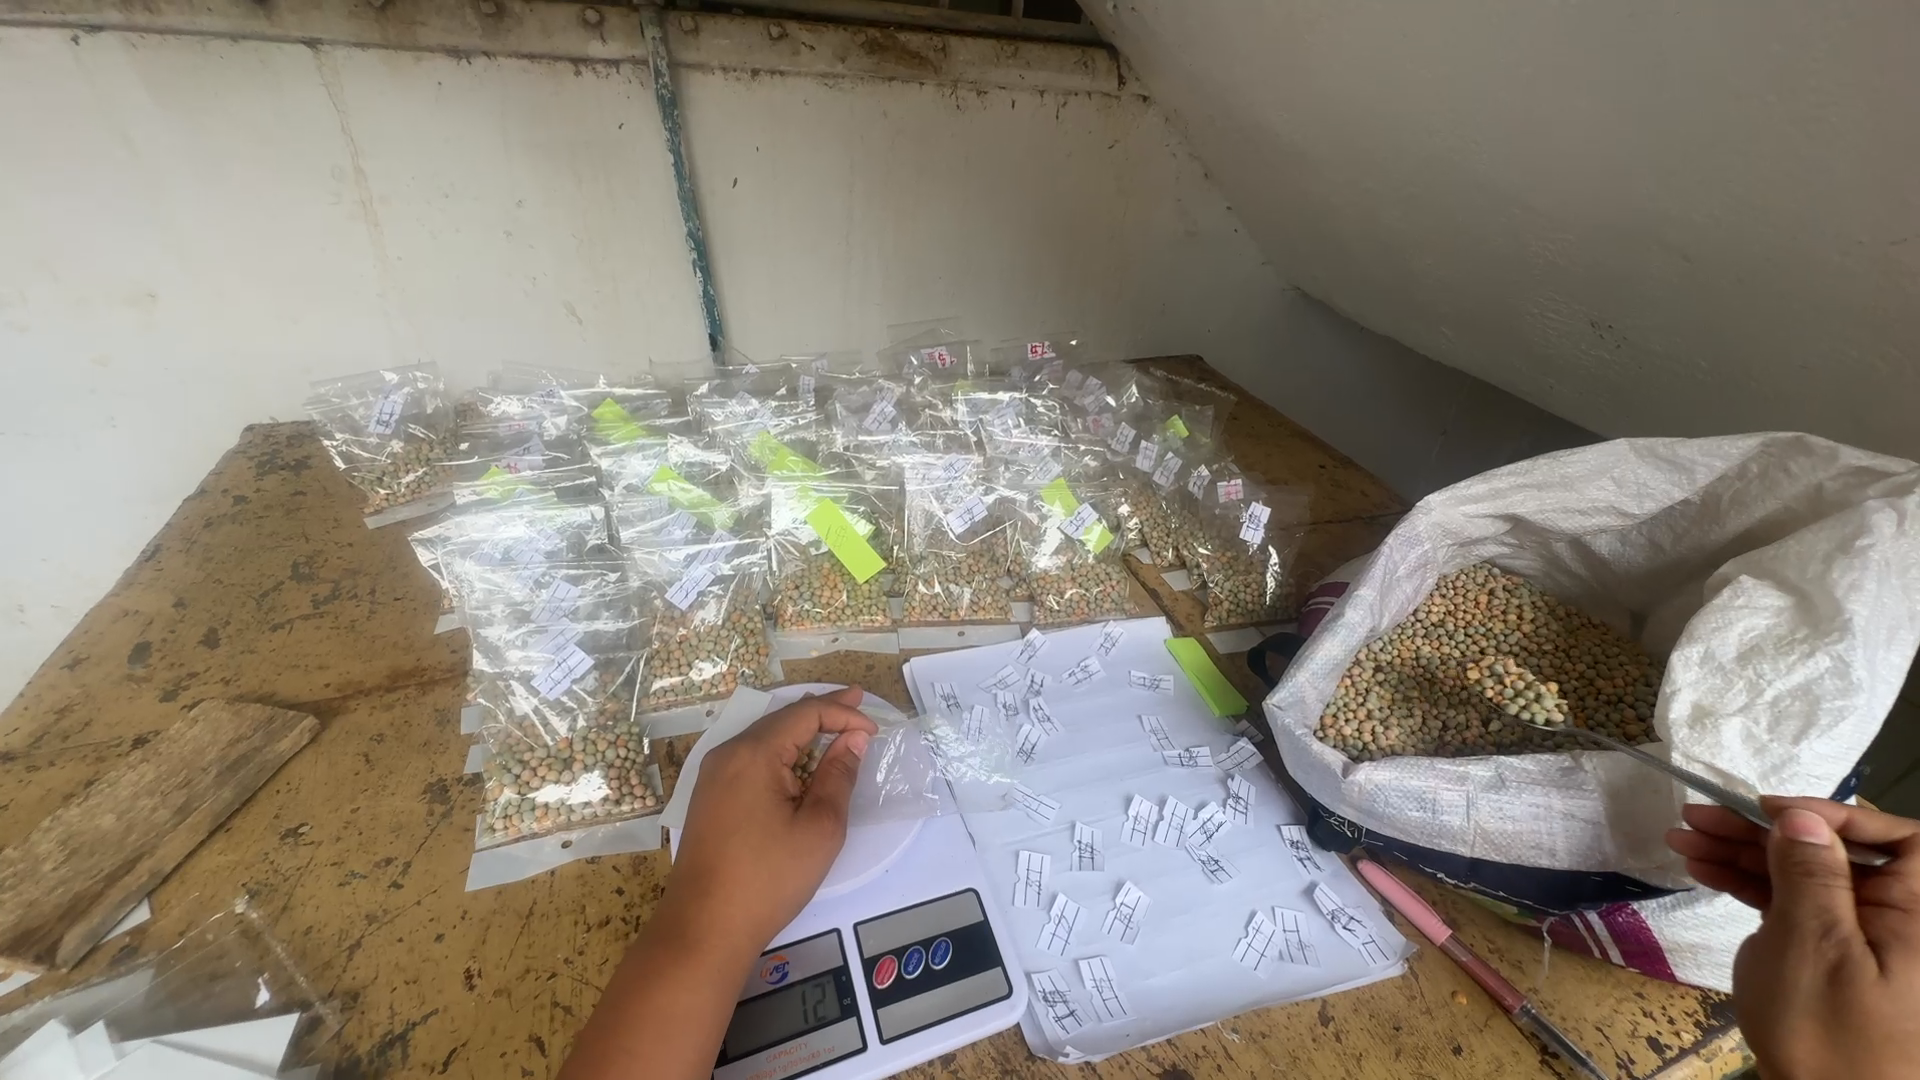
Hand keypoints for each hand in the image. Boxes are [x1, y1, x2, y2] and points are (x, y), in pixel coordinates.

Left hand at [666, 686, 878, 950]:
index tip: (873, 729)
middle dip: (822, 710)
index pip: (805, 713)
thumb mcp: (819, 828)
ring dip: (801, 729)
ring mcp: (713, 775)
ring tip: (834, 723)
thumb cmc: (767, 879)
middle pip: (782, 717)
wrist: (702, 930)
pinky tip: (799, 760)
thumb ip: (839, 775)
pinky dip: (782, 749)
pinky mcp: (710, 797)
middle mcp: (728, 753)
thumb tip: (853, 739)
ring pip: (765, 735)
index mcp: (754, 754)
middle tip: (857, 700)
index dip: (843, 713)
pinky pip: (752, 756)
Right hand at [1666, 796, 1919, 1079]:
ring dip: (1742, 852)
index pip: (1908, 844)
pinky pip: (1791, 901)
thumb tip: (1802, 818)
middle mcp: (1898, 922)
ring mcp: (1861, 938)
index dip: (1842, 817)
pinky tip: (1701, 869)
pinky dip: (1746, 882)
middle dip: (1765, 831)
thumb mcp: (1814, 945)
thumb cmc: (1831, 1026)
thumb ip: (1814, 877)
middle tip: (1696, 817)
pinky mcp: (1828, 951)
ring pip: (1804, 874)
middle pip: (1837, 854)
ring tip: (1681, 839)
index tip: (1772, 811)